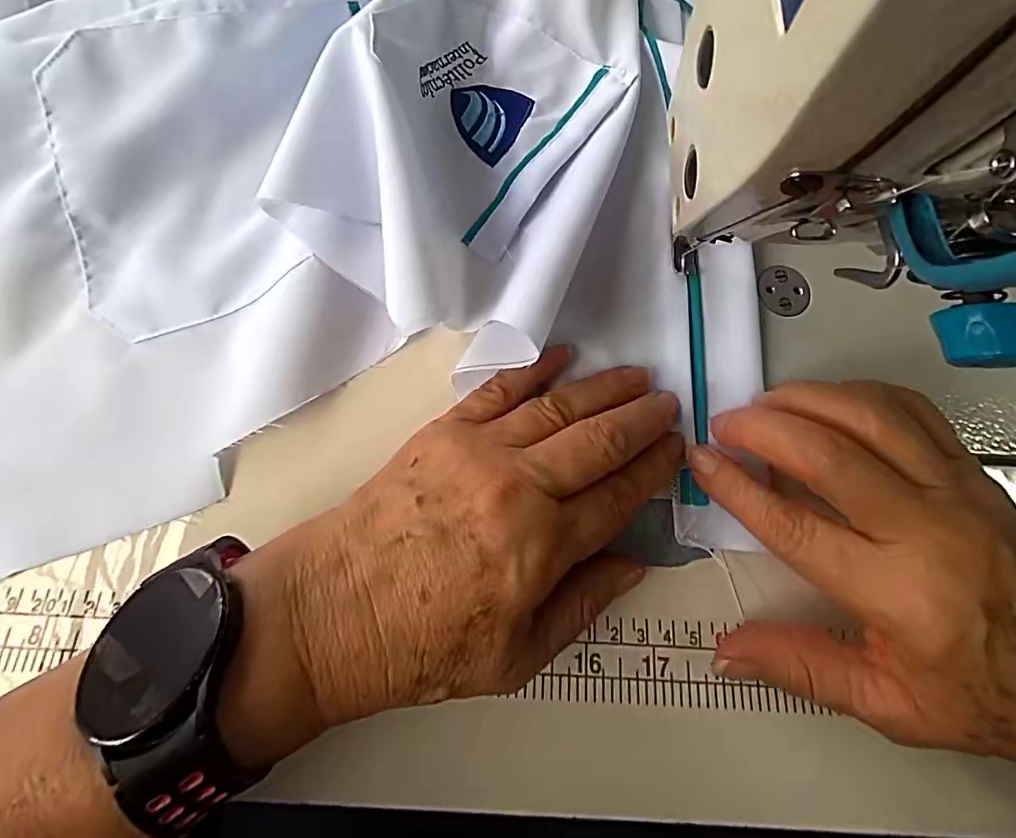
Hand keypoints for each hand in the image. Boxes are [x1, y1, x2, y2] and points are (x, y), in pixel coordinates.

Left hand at [220, 346, 680, 763]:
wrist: (339, 604)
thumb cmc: (424, 642)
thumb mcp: (518, 656)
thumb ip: (582, 604)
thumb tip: (631, 562)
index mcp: (543, 545)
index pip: (617, 495)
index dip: (654, 470)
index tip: (676, 451)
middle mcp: (517, 486)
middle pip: (596, 441)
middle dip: (639, 421)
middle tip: (667, 404)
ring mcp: (477, 451)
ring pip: (555, 408)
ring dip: (600, 389)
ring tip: (633, 377)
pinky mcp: (441, 432)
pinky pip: (496, 391)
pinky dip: (532, 370)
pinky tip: (560, 358)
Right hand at [688, 381, 1015, 811]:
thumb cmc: (996, 698)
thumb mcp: (893, 706)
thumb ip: (800, 666)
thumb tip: (724, 651)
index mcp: (901, 596)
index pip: (796, 526)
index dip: (737, 487)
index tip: (700, 459)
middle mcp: (929, 533)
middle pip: (828, 454)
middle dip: (762, 427)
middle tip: (722, 424)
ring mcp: (958, 493)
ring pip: (871, 417)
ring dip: (805, 398)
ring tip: (763, 404)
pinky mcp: (975, 473)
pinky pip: (910, 411)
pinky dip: (856, 394)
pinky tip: (824, 403)